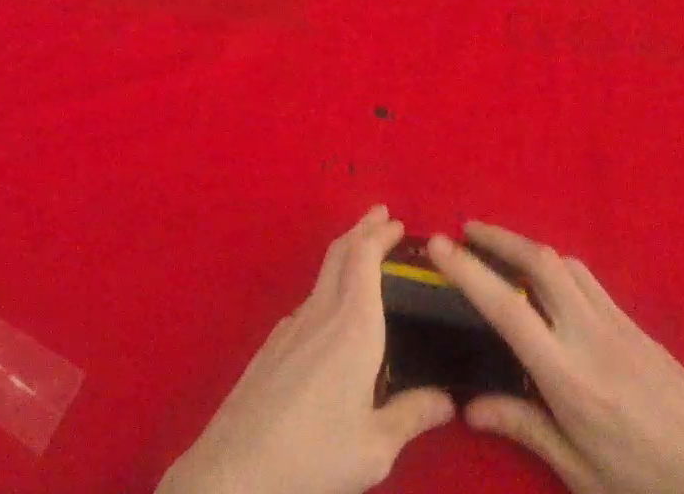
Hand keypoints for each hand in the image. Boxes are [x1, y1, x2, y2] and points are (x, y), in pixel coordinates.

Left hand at [157, 207, 454, 493]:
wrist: (236, 468)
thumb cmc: (314, 453)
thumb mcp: (375, 446)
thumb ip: (412, 416)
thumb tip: (446, 399)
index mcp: (353, 330)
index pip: (364, 261)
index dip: (378, 235)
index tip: (395, 221)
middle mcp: (319, 316)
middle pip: (339, 256)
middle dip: (361, 231)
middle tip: (381, 215)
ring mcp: (290, 329)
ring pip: (321, 279)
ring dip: (345, 258)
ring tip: (364, 259)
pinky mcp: (271, 348)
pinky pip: (307, 304)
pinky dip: (328, 289)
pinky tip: (332, 314)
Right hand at [428, 224, 683, 493]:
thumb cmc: (652, 487)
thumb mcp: (582, 473)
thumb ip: (526, 429)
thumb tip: (470, 407)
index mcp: (568, 377)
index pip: (506, 307)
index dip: (467, 270)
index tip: (437, 244)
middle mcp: (592, 337)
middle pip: (540, 263)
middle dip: (499, 237)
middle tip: (465, 230)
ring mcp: (621, 328)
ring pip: (568, 266)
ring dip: (528, 246)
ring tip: (500, 248)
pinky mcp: (642, 331)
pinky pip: (591, 283)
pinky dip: (558, 267)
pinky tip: (550, 284)